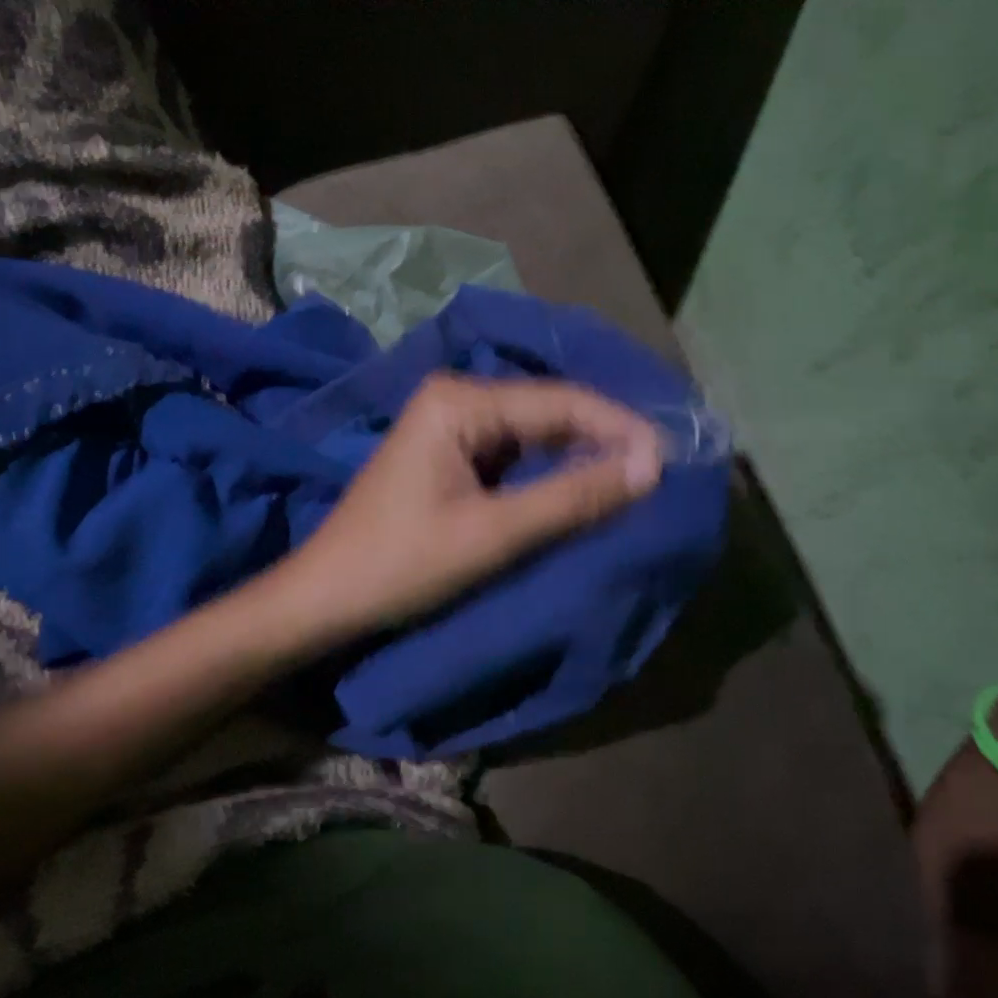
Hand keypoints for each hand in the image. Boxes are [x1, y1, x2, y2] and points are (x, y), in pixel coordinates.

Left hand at [269, 374, 662, 644]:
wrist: (326, 599)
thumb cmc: (402, 565)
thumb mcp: (493, 534)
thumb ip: (572, 498)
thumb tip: (650, 468)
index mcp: (459, 401)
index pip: (560, 401)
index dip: (620, 428)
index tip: (670, 460)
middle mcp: (456, 398)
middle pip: (548, 412)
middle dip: (603, 441)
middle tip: (658, 474)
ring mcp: (449, 427)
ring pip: (534, 436)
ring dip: (579, 459)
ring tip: (633, 483)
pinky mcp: (448, 458)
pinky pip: (513, 457)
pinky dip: (548, 475)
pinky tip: (582, 492)